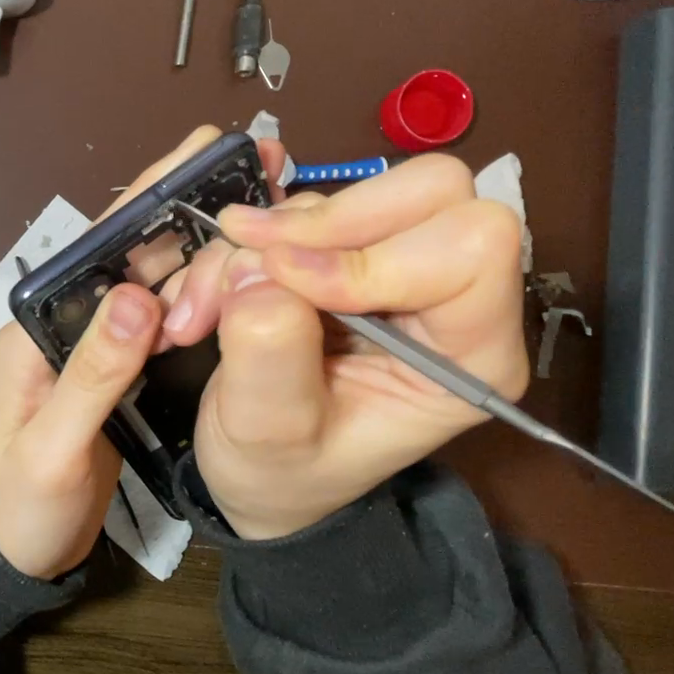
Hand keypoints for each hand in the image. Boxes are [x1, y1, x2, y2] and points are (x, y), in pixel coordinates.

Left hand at [0, 127, 233, 578]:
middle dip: (184, 213)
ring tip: (262, 211)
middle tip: (256, 170)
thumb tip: (137, 297)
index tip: (202, 160)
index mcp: (33, 332)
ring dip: (197, 249)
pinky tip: (236, 278)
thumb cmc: (20, 506)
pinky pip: (159, 323)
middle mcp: (62, 326)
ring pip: (148, 285)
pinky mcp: (115, 371)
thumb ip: (90, 376)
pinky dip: (195, 297)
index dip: (145, 206)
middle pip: (125, 259)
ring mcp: (92, 347)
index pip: (91, 254)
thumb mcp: (52, 447)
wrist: (18, 552)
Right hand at [161, 150, 528, 540]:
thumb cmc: (279, 476)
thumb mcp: (267, 433)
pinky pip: (293, 215)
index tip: (280, 281)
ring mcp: (389, 271)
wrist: (258, 480)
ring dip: (256, 243)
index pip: (470, 247)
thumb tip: (257, 268)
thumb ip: (269, 356)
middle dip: (322, 220)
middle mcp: (445, 299)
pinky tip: (203, 300)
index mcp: (468, 353)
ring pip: (347, 195)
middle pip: (427, 193)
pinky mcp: (337, 260)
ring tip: (202, 309)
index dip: (371, 253)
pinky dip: (234, 248)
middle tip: (246, 257)